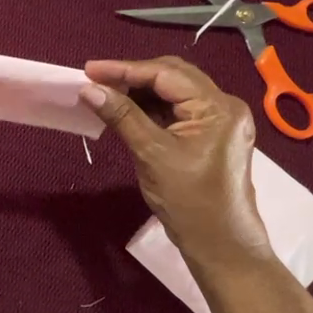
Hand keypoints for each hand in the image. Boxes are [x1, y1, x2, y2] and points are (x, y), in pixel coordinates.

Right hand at [81, 56, 273, 267]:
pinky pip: (176, 111)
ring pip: (173, 92)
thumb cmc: (189, 199)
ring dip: (139, 91)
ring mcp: (219, 121)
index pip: (165, 74)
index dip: (124, 69)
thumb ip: (121, 116)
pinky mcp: (210, 135)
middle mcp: (223, 106)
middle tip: (94, 80)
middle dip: (132, 76)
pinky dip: (150, 108)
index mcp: (217, 107)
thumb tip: (89, 89)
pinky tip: (125, 111)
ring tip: (105, 94)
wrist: (220, 242)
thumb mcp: (151, 154)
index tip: (88, 70)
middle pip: (172, 76)